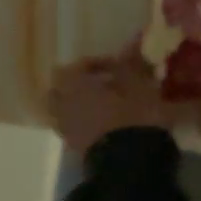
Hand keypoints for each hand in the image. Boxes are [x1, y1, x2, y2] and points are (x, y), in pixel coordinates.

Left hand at [44, 49, 200, 153]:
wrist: (128, 161)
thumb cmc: (132, 115)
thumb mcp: (138, 85)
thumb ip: (131, 63)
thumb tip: (132, 39)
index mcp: (73, 86)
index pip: (75, 66)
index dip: (96, 63)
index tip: (119, 65)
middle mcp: (62, 105)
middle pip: (62, 88)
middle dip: (82, 83)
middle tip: (107, 83)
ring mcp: (66, 128)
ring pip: (67, 109)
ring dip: (84, 103)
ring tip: (111, 103)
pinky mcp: (76, 146)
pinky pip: (76, 125)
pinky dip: (88, 119)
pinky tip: (111, 121)